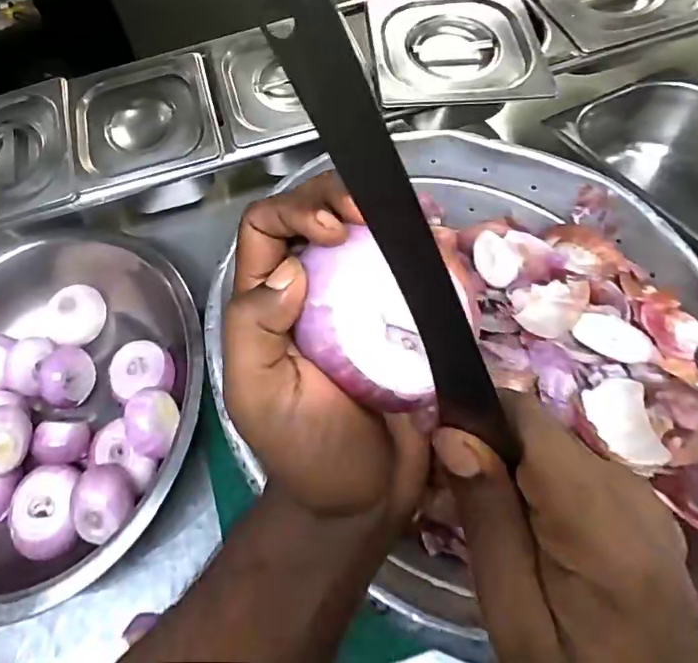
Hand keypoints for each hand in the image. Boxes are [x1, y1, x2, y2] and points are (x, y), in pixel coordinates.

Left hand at [223, 171, 431, 523]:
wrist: (362, 499)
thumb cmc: (300, 448)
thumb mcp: (258, 392)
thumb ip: (254, 329)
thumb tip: (289, 270)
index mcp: (264, 295)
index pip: (265, 225)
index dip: (294, 210)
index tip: (332, 229)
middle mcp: (308, 285)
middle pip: (314, 214)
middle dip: (339, 197)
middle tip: (372, 211)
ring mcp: (356, 299)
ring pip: (363, 234)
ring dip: (387, 217)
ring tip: (417, 225)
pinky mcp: (400, 319)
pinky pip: (409, 272)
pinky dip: (425, 253)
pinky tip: (443, 252)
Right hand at [434, 391, 697, 662]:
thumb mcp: (513, 611)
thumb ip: (487, 518)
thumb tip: (450, 433)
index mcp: (598, 515)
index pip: (522, 412)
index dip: (470, 414)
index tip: (434, 448)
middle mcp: (630, 491)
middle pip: (533, 427)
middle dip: (483, 442)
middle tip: (446, 490)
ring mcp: (643, 498)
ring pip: (548, 442)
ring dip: (506, 460)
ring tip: (480, 510)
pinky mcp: (643, 510)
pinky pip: (571, 464)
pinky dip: (535, 476)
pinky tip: (520, 521)